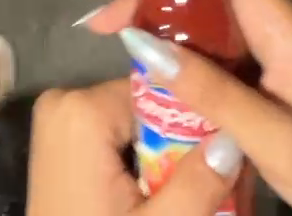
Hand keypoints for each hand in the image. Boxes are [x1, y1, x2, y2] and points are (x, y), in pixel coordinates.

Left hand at [27, 78, 241, 215]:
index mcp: (83, 108)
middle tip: (206, 185)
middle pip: (142, 108)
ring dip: (157, 156)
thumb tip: (235, 139)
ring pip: (128, 122)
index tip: (224, 153)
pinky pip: (108, 135)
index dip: (192, 123)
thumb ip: (197, 184)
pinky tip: (151, 195)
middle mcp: (64, 98)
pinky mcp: (55, 137)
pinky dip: (133, 161)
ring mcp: (55, 116)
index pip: (156, 95)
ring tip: (177, 195)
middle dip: (175, 145)